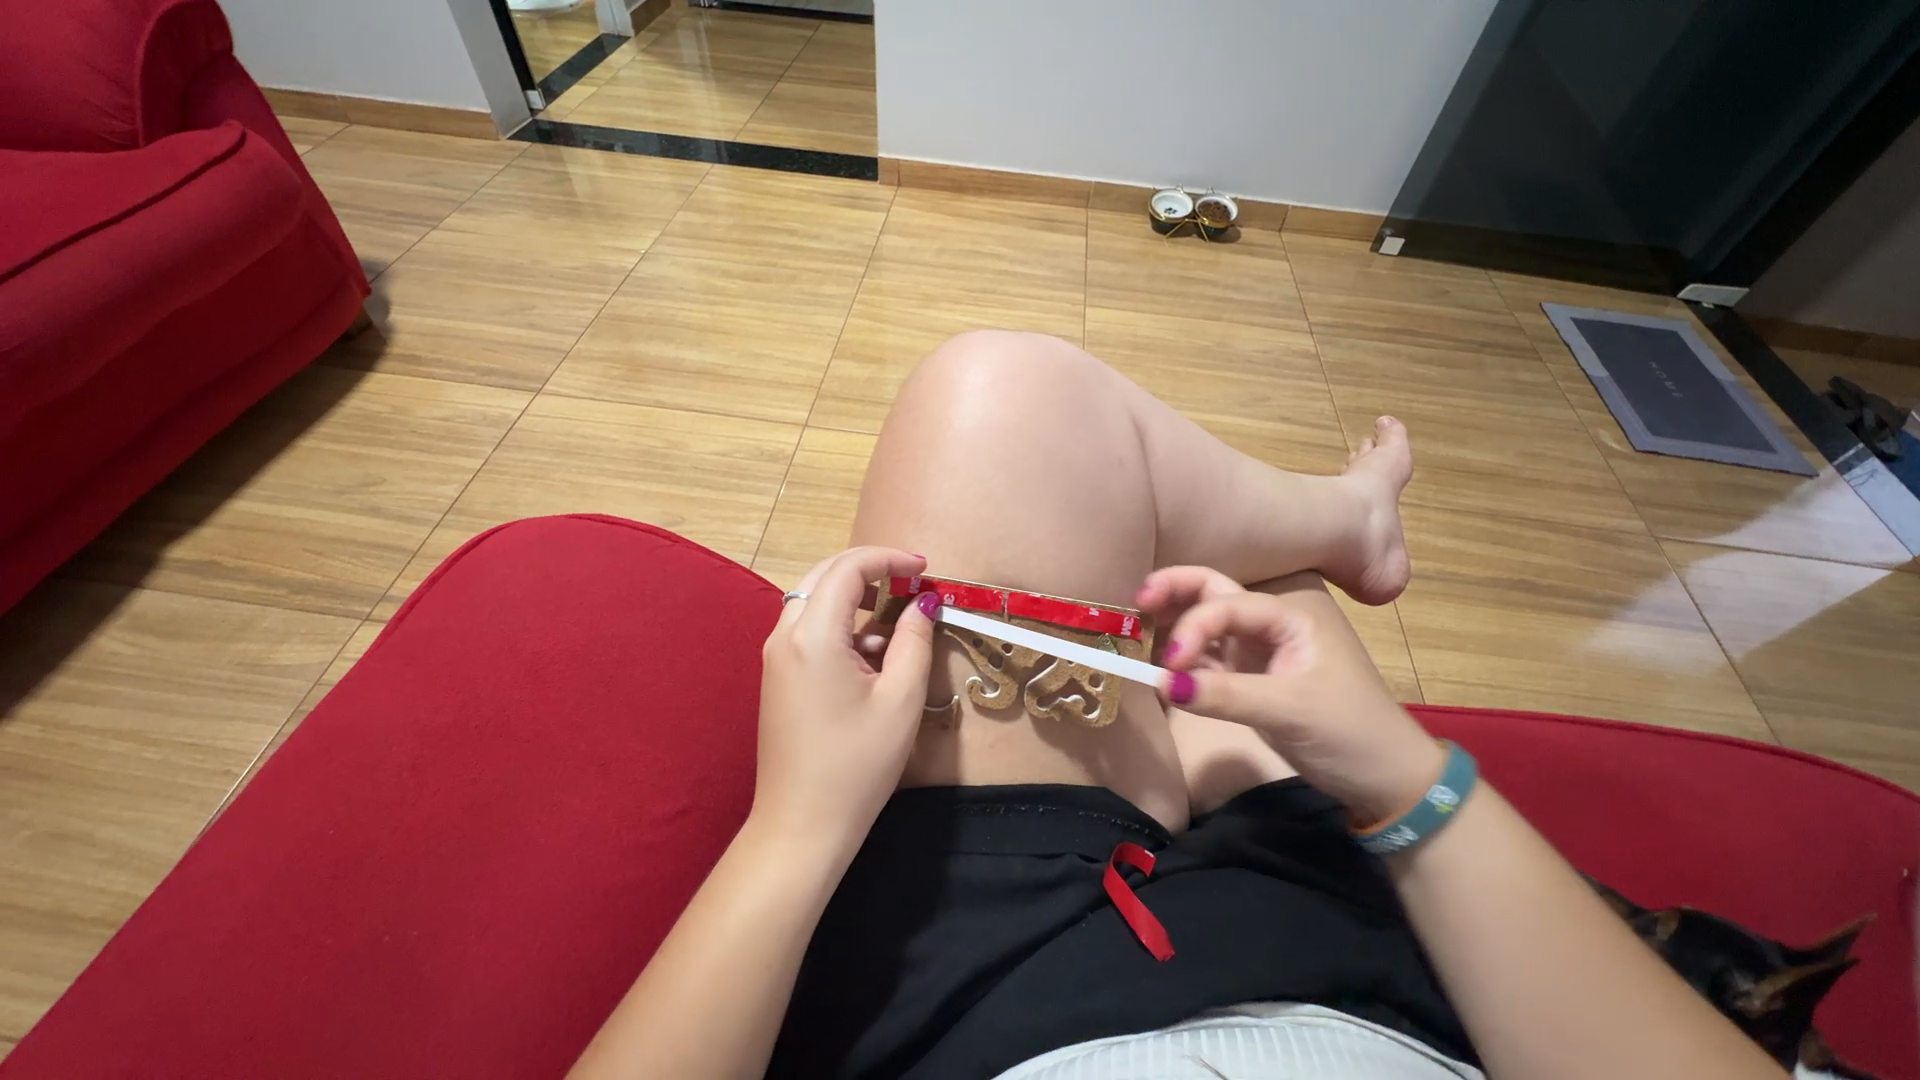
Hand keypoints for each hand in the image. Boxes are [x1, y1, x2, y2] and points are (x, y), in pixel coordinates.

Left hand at [753, 547, 936, 860]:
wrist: (802, 824)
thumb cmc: (858, 765)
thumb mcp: (901, 700)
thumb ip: (914, 640)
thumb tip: (923, 602)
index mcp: (813, 636)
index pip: (848, 568)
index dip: (889, 558)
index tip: (925, 569)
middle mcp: (785, 636)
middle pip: (824, 575)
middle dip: (870, 570)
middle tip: (911, 583)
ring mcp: (775, 657)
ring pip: (813, 601)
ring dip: (854, 597)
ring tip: (895, 622)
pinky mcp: (777, 677)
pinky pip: (807, 629)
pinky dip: (840, 624)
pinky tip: (871, 656)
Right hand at [1147, 573, 1444, 824]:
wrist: (1384, 779)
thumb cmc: (1350, 732)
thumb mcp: (1290, 710)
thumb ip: (1224, 694)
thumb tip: (1160, 683)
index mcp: (1289, 617)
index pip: (1226, 604)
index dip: (1192, 626)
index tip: (1170, 663)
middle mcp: (1269, 625)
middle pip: (1212, 592)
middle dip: (1174, 591)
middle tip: (1137, 601)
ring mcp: (1256, 652)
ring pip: (1204, 623)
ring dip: (1172, 623)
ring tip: (1139, 631)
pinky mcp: (1246, 680)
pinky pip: (1204, 660)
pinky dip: (1180, 661)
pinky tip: (1159, 670)